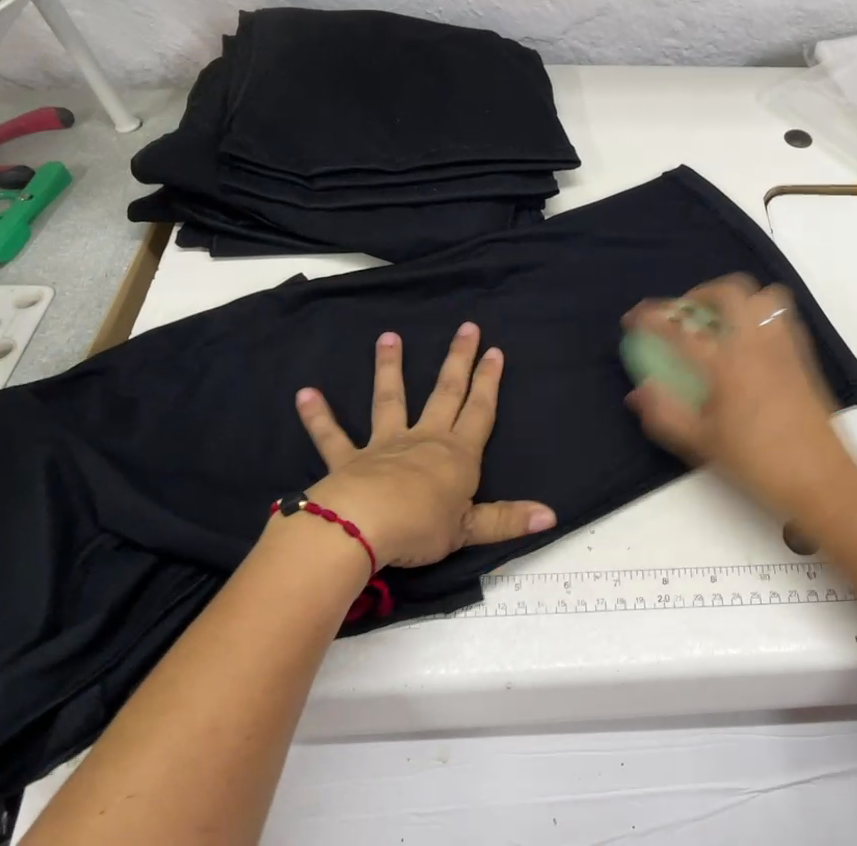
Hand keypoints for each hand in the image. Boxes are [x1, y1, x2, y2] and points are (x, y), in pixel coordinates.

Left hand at [292, 323, 555, 568]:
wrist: (365, 525)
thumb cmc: (423, 526)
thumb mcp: (470, 529)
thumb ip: (507, 519)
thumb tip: (551, 515)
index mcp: (457, 455)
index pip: (479, 411)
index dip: (489, 381)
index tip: (494, 350)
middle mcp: (423, 440)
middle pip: (445, 393)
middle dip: (457, 360)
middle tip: (466, 327)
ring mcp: (383, 446)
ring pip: (389, 400)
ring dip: (389, 368)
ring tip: (388, 337)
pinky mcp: (347, 460)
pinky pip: (331, 436)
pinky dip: (318, 416)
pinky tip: (305, 393)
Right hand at [623, 275, 856, 517]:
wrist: (820, 478)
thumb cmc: (757, 463)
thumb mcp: (701, 445)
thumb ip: (665, 414)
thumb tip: (639, 391)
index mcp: (726, 365)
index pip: (680, 330)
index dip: (652, 318)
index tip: (634, 317)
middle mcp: (756, 345)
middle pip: (730, 292)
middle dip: (699, 293)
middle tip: (684, 313)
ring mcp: (784, 347)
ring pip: (763, 296)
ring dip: (736, 299)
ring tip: (719, 320)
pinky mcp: (803, 357)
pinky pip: (781, 317)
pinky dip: (760, 315)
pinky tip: (748, 341)